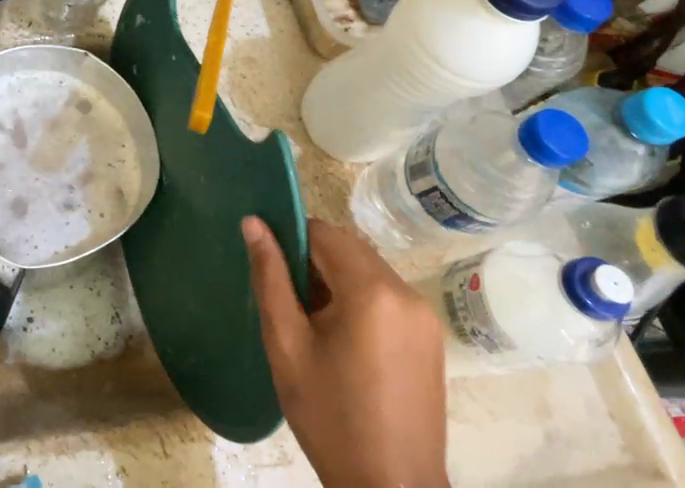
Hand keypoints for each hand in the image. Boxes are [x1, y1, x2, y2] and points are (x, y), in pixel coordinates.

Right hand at [242, 216, 449, 487]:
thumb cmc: (330, 415)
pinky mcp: (431, 337)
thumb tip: (253, 223)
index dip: (292, 240)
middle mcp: (406, 293)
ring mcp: (424, 315)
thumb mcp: (287, 344)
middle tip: (288, 302)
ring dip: (336, 280)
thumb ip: (270, 277)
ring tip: (312, 325)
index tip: (269, 269)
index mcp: (372, 291)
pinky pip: (387, 296)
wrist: (391, 486)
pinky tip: (341, 340)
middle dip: (314, 262)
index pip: (325, 233)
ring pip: (368, 271)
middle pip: (349, 249)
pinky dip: (359, 300)